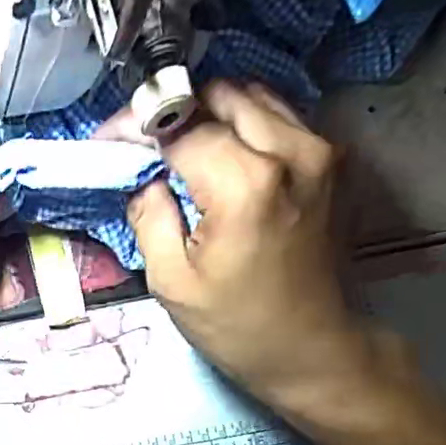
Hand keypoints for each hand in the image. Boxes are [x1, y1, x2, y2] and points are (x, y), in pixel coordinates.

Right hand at [125, 81, 382, 426]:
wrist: (313, 349)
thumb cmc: (238, 327)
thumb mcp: (172, 283)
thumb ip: (149, 215)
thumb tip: (143, 173)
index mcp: (246, 184)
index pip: (179, 125)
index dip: (137, 128)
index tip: (113, 141)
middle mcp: (291, 150)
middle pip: (218, 95)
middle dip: (175, 113)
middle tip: (149, 147)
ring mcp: (320, 151)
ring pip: (253, 97)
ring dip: (213, 116)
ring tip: (187, 155)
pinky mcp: (332, 161)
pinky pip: (280, 119)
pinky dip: (246, 128)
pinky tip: (226, 163)